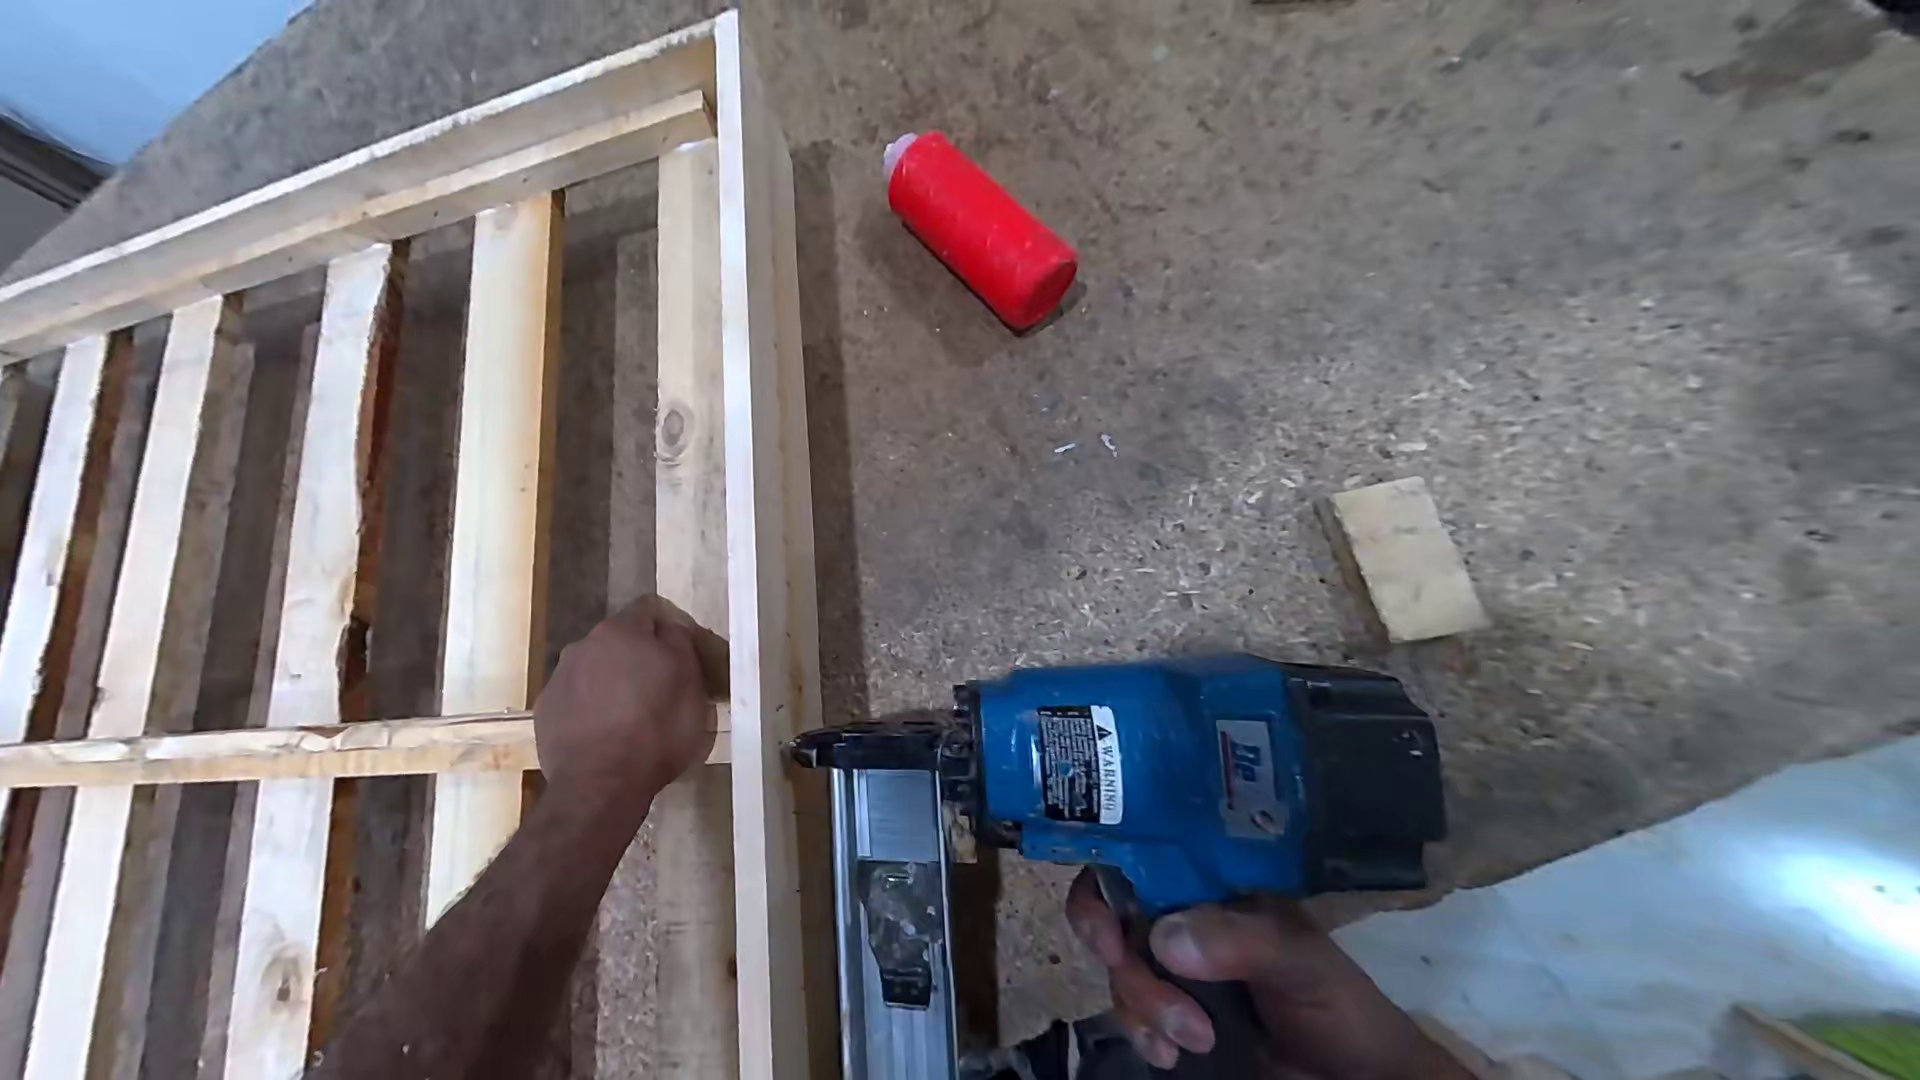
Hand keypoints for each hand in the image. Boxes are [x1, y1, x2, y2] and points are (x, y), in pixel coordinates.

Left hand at [533, 595, 721, 815]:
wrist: (601, 784)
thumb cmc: (658, 725)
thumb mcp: (690, 678)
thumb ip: (679, 641)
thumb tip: (669, 628)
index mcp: (620, 630)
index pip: (650, 607)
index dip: (672, 625)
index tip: (686, 651)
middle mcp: (583, 645)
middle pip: (621, 638)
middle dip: (641, 654)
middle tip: (664, 683)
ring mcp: (559, 679)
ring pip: (598, 668)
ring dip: (616, 680)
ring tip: (635, 712)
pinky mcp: (545, 713)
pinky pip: (579, 697)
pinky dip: (595, 705)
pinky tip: (610, 730)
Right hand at [1065, 869, 1472, 1078]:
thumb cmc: (1338, 1008)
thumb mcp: (1297, 959)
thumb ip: (1236, 938)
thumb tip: (1161, 938)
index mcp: (1206, 888)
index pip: (1139, 862)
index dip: (1106, 886)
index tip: (1108, 933)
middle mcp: (1179, 919)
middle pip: (1115, 917)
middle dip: (1122, 957)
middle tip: (1145, 988)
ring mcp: (1172, 971)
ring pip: (1118, 968)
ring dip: (1141, 1003)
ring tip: (1196, 1042)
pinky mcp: (1169, 1019)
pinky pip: (1129, 1014)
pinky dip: (1139, 1032)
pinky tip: (1168, 1056)